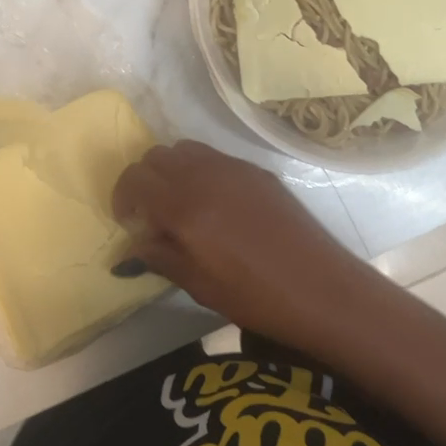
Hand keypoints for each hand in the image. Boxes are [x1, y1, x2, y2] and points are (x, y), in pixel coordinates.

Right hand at [111, 140, 371, 345]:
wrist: (321, 288)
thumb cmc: (256, 297)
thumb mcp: (198, 285)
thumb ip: (159, 257)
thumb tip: (132, 246)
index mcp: (184, 206)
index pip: (135, 179)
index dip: (123, 198)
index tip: (128, 222)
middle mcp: (204, 175)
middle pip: (155, 157)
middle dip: (144, 181)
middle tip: (150, 214)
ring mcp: (233, 167)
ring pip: (184, 149)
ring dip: (171, 171)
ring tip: (180, 205)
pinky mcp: (256, 170)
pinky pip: (213, 156)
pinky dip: (199, 171)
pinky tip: (214, 206)